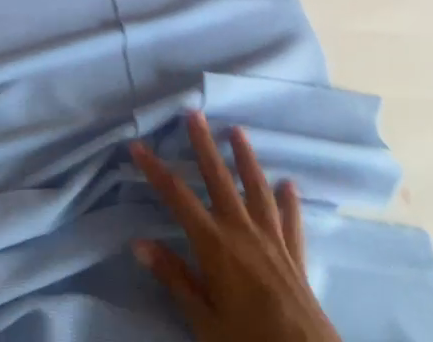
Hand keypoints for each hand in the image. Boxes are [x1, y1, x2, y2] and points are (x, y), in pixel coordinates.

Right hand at [130, 112, 341, 341]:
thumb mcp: (203, 319)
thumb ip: (174, 277)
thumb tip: (139, 244)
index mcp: (214, 245)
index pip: (177, 197)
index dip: (155, 170)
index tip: (137, 145)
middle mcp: (242, 232)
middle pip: (219, 179)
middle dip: (204, 145)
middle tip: (194, 114)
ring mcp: (272, 241)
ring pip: (257, 189)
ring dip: (246, 158)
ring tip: (238, 131)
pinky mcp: (295, 256)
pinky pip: (290, 220)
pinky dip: (289, 200)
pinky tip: (289, 184)